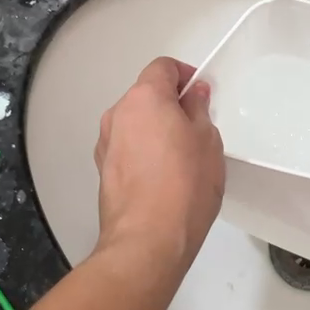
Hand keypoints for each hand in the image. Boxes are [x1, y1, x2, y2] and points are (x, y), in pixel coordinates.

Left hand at [93, 57, 224, 276]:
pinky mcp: (103, 171)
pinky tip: (162, 178)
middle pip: (146, 94)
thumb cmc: (185, 184)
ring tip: (180, 159)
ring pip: (135, 123)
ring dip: (155, 129)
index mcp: (144, 98)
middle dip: (170, 104)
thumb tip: (193, 95)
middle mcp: (118, 114)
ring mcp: (106, 144)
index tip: (201, 96)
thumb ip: (199, 110)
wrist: (147, 242)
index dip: (185, 76)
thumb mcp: (207, 140)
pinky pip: (128, 148)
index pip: (162, 67)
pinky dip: (144, 152)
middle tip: (196, 129)